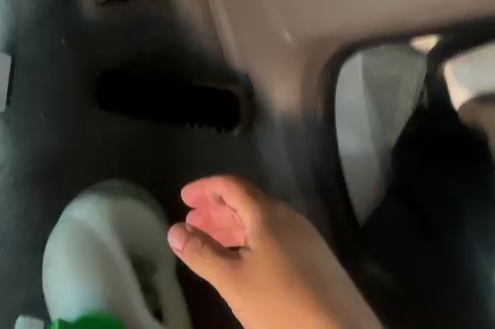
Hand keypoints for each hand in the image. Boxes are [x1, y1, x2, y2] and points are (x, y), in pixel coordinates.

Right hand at [169, 175, 378, 328]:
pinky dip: (253, 243)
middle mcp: (289, 219)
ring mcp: (308, 241)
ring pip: (263, 223)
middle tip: (192, 225)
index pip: (231, 186)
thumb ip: (201, 254)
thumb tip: (174, 229)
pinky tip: (247, 267)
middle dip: (217, 211)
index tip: (183, 199)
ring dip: (234, 229)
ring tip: (213, 246)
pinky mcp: (320, 265)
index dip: (205, 189)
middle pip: (247, 202)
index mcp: (267, 214)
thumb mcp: (233, 282)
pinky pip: (277, 240)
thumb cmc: (283, 308)